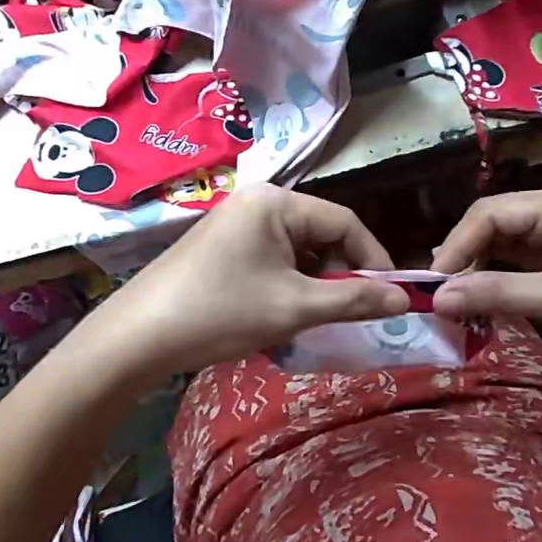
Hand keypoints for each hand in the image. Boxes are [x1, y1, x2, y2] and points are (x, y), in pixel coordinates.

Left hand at [75, 184, 410, 379]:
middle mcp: (257, 202)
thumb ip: (354, 300)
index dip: (373, 259)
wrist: (137, 338)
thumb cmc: (221, 313)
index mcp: (276, 202)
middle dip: (340, 275)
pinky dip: (287, 286)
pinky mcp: (221, 247)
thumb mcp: (295, 308)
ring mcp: (235, 224)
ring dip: (313, 284)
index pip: (345, 222)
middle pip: (321, 235)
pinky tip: (277, 314)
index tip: (389, 298)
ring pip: (297, 252)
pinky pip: (272, 260)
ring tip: (306, 319)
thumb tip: (404, 300)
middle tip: (344, 314)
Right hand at [430, 184, 541, 406]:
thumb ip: (498, 294)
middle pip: (496, 224)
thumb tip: (436, 298)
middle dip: (465, 259)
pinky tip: (487, 303)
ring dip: (481, 273)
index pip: (490, 212)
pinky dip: (503, 283)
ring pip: (507, 245)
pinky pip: (525, 264)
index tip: (432, 286)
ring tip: (457, 304)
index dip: (456, 246)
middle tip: (441, 298)